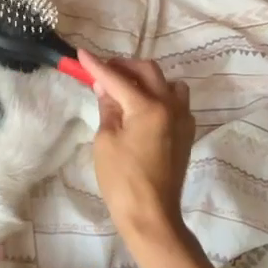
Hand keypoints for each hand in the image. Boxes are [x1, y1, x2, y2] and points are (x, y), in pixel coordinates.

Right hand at [77, 49, 195, 244]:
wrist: (151, 214)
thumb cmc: (122, 180)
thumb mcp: (106, 141)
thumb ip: (108, 109)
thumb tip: (106, 89)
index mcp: (148, 107)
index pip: (117, 79)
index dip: (97, 66)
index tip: (81, 53)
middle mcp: (171, 107)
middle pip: (148, 72)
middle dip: (124, 67)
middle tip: (103, 71)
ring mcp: (183, 120)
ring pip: (168, 84)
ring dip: (147, 80)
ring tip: (126, 89)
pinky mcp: (186, 133)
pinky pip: (176, 102)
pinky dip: (159, 97)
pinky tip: (143, 109)